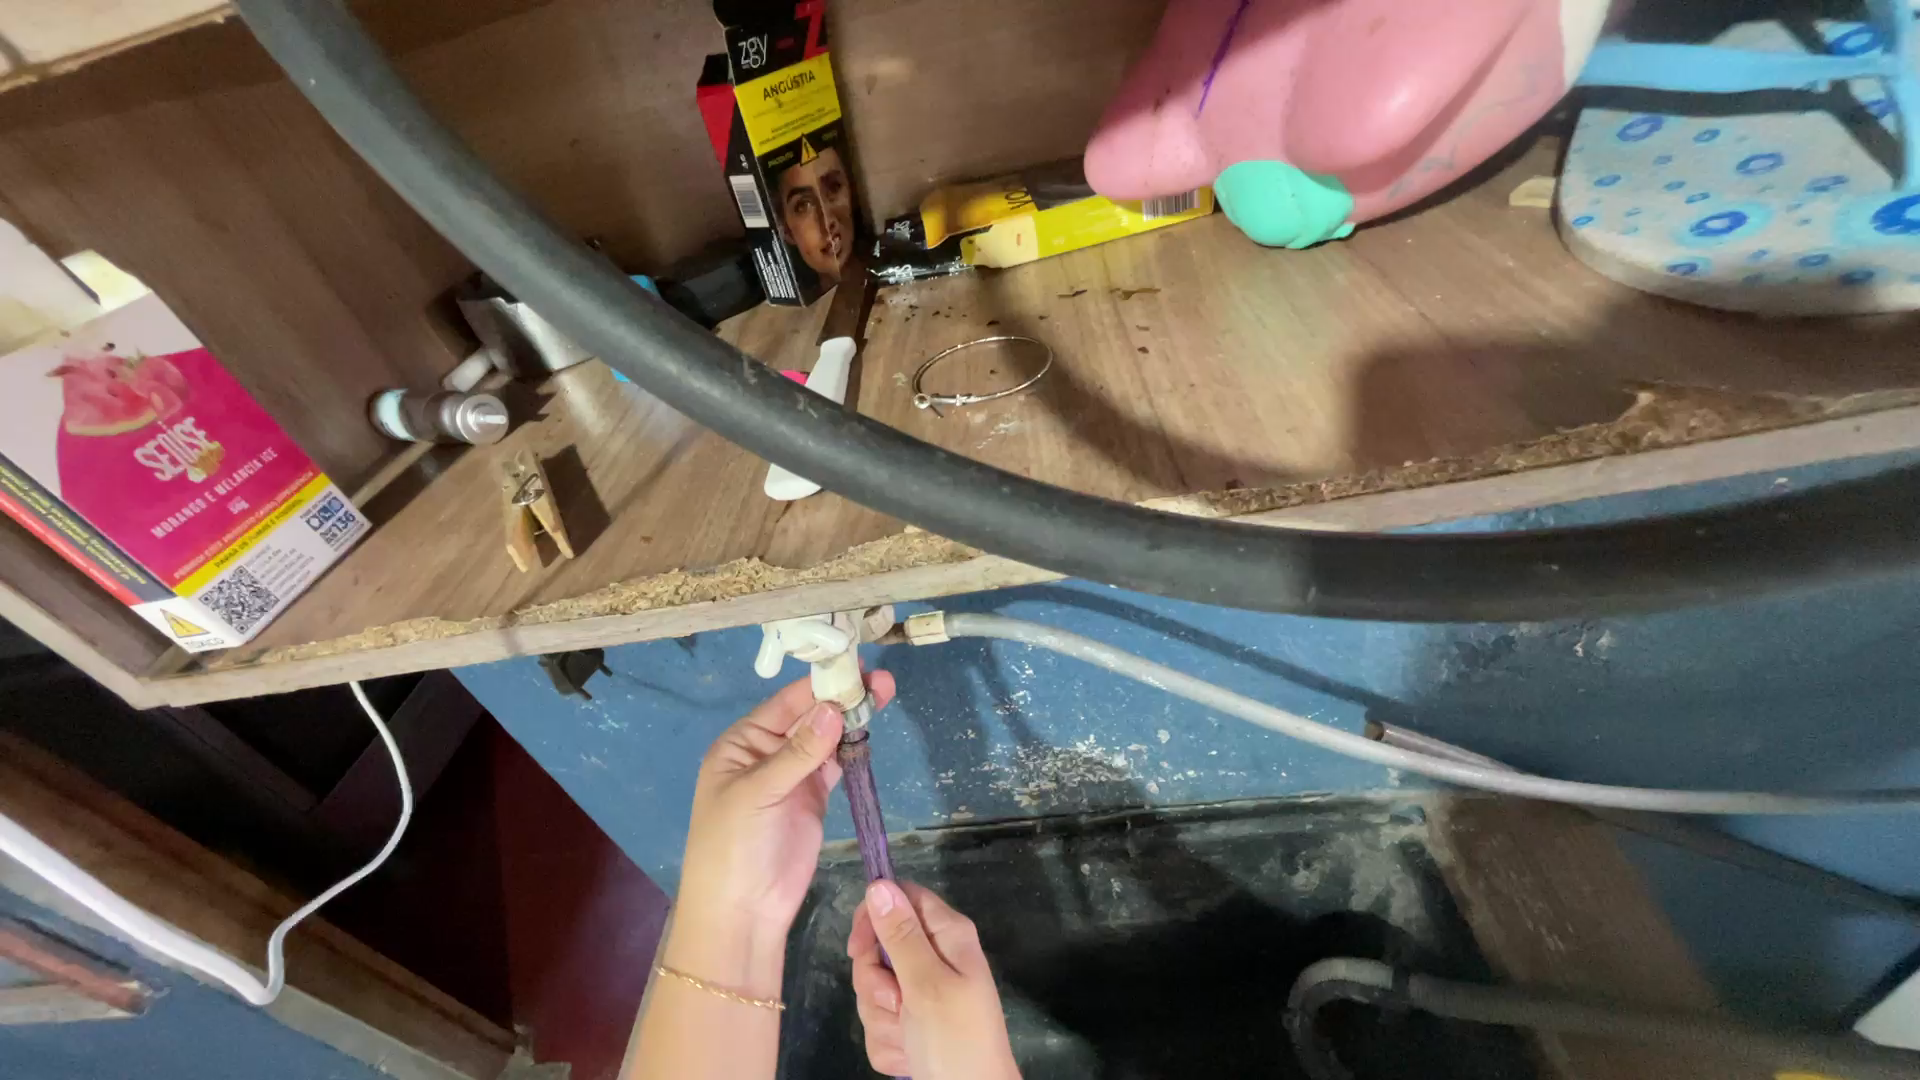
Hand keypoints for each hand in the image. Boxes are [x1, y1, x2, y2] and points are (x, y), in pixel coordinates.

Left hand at [678, 671, 895, 935]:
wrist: (743, 913)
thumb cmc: (734, 847)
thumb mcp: (758, 794)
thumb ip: (797, 753)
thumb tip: (833, 709)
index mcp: (742, 742)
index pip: (786, 703)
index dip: (820, 684)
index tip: (855, 668)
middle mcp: (768, 751)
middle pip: (810, 715)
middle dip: (843, 697)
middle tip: (882, 680)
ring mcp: (793, 774)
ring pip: (827, 736)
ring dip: (853, 717)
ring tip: (885, 695)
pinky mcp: (814, 795)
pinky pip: (836, 761)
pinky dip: (853, 746)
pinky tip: (870, 730)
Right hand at [849, 880, 1021, 1079]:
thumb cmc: (956, 1041)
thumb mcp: (927, 983)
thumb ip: (901, 934)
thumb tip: (878, 883)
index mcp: (947, 934)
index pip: (901, 897)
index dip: (874, 916)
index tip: (857, 948)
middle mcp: (934, 956)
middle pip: (880, 947)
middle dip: (877, 983)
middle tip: (896, 1004)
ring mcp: (921, 993)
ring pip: (874, 989)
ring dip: (883, 1019)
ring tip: (908, 1037)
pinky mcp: (910, 1025)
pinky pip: (879, 1022)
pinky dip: (889, 1043)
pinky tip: (908, 1056)